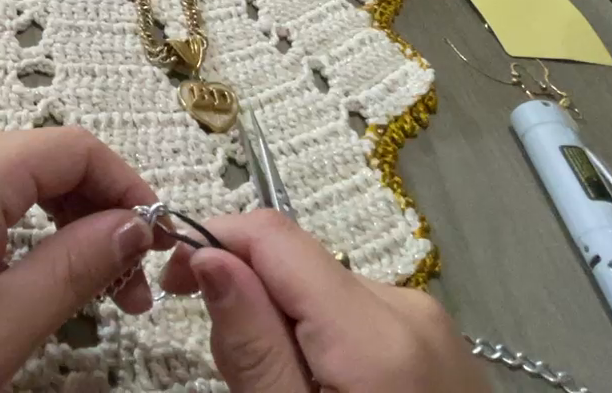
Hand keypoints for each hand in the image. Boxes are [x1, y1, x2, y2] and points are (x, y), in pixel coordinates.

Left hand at [0, 109, 161, 389]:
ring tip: (77, 268)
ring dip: (53, 207)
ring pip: (9, 163)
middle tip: (124, 282)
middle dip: (94, 209)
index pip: (77, 147)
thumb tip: (133, 226)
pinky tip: (0, 207)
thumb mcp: (3, 322)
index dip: (126, 186)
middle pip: (46, 154)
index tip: (153, 241)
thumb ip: (77, 264)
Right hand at [161, 210, 487, 392]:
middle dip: (248, 299)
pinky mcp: (439, 343)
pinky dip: (321, 338)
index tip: (172, 283)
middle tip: (236, 376)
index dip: (211, 239)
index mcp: (375, 332)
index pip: (273, 234)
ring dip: (283, 323)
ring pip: (320, 289)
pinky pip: (355, 313)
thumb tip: (206, 255)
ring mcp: (432, 323)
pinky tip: (325, 390)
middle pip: (294, 263)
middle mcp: (408, 306)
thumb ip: (252, 346)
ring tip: (285, 390)